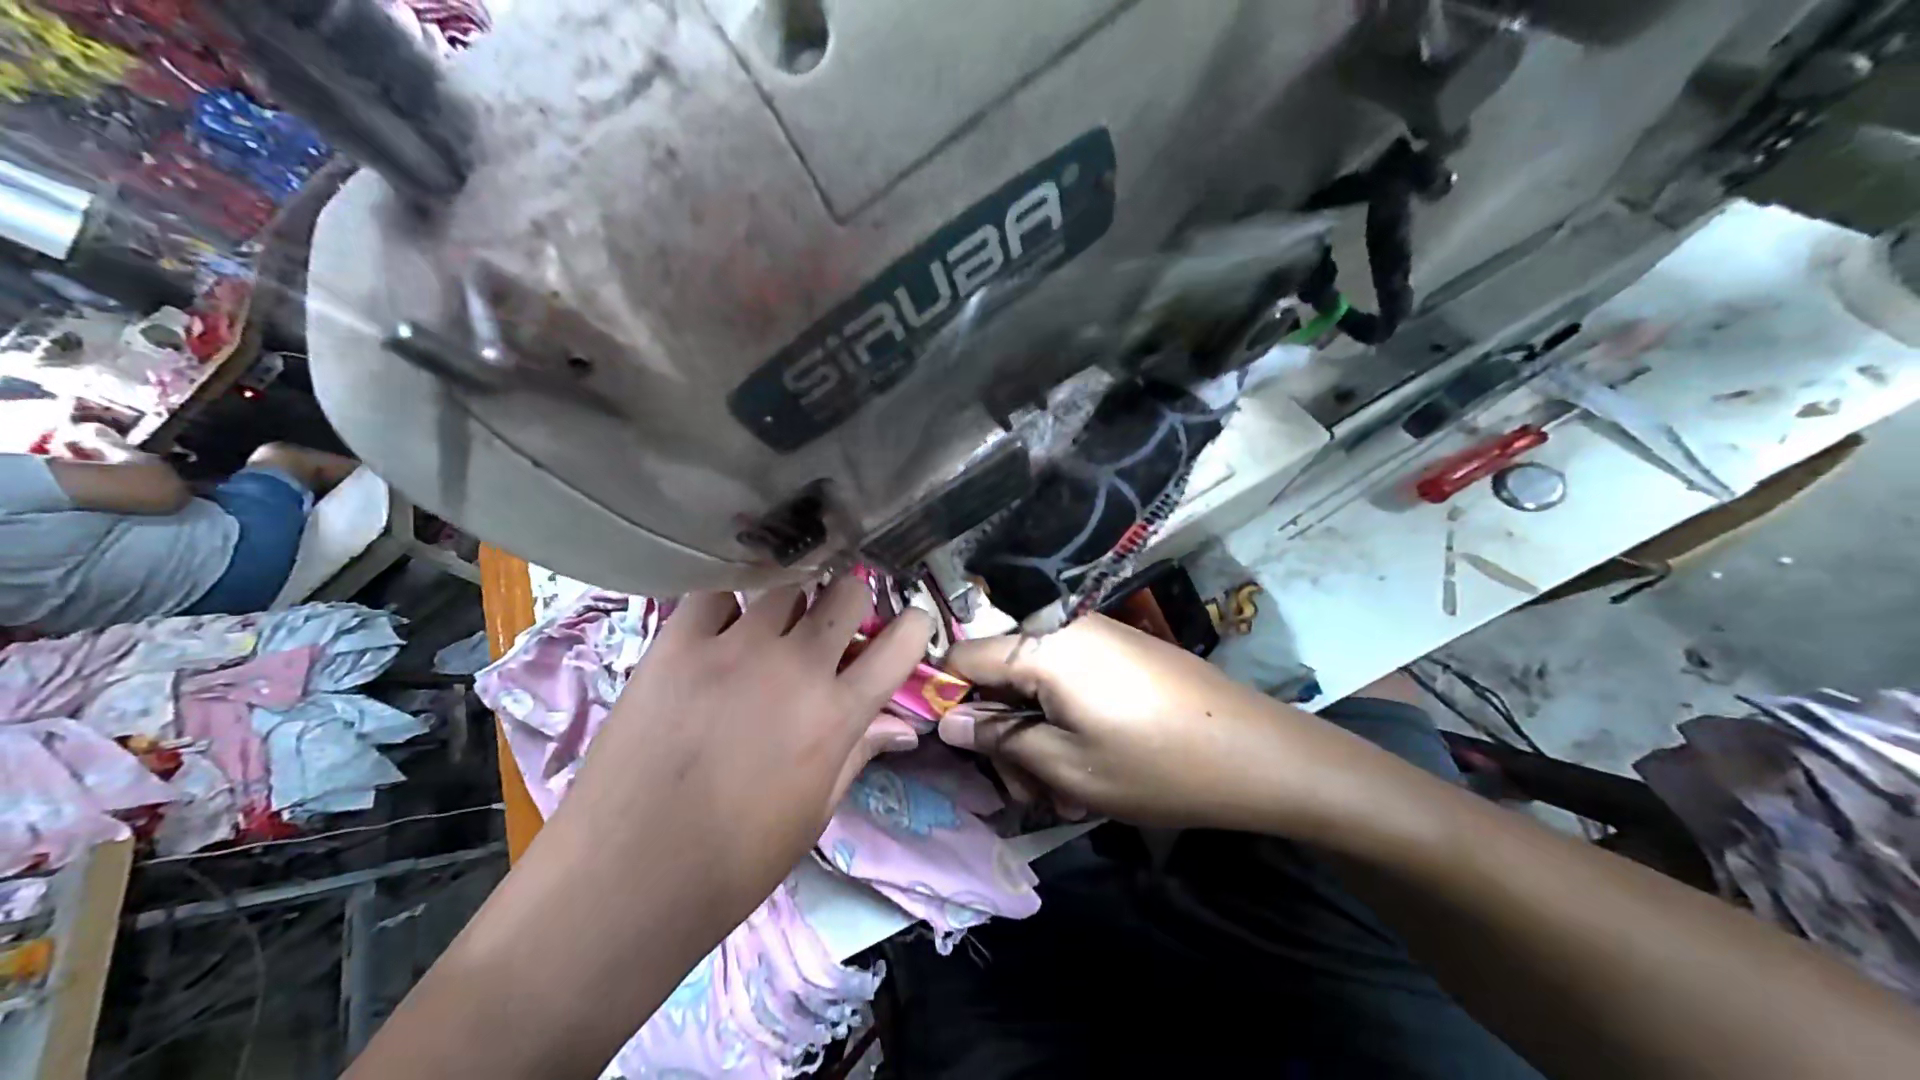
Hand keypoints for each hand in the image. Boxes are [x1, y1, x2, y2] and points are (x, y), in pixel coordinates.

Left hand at [551, 580, 932, 918]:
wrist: (624, 878)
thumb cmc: (732, 863)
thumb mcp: (813, 815)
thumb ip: (858, 755)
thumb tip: (900, 727)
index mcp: (836, 715)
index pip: (900, 643)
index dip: (913, 627)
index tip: (905, 629)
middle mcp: (795, 667)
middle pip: (847, 592)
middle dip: (851, 604)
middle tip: (832, 627)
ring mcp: (734, 648)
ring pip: (787, 584)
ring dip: (794, 600)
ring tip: (775, 625)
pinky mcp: (677, 643)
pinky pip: (716, 590)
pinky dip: (729, 600)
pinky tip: (722, 623)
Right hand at [940, 615, 1355, 831]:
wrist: (1261, 756)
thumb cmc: (1156, 765)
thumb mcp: (1067, 767)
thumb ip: (999, 739)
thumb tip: (947, 721)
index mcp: (1044, 646)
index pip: (963, 656)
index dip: (944, 698)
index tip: (949, 746)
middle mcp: (1065, 630)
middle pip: (1001, 676)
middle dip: (1002, 736)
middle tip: (1025, 794)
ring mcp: (1098, 641)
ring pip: (1036, 688)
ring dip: (1037, 740)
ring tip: (1065, 797)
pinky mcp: (1121, 656)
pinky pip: (1070, 684)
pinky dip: (1065, 725)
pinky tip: (1088, 771)